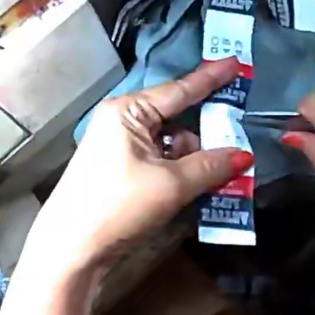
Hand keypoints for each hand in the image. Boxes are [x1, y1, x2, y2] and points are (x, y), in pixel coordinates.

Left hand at [20, 59, 253, 282]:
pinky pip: (161, 161)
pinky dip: (181, 172)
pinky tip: (199, 187)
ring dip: (195, 159)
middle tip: (239, 137)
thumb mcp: (171, 185)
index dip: (211, 79)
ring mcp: (119, 147)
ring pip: (171, 144)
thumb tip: (243, 155)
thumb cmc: (117, 206)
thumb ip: (210, 166)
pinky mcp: (120, 172)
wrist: (71, 250)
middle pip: (177, 119)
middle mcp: (121, 122)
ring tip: (223, 176)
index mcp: (127, 112)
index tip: (237, 64)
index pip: (178, 90)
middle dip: (207, 132)